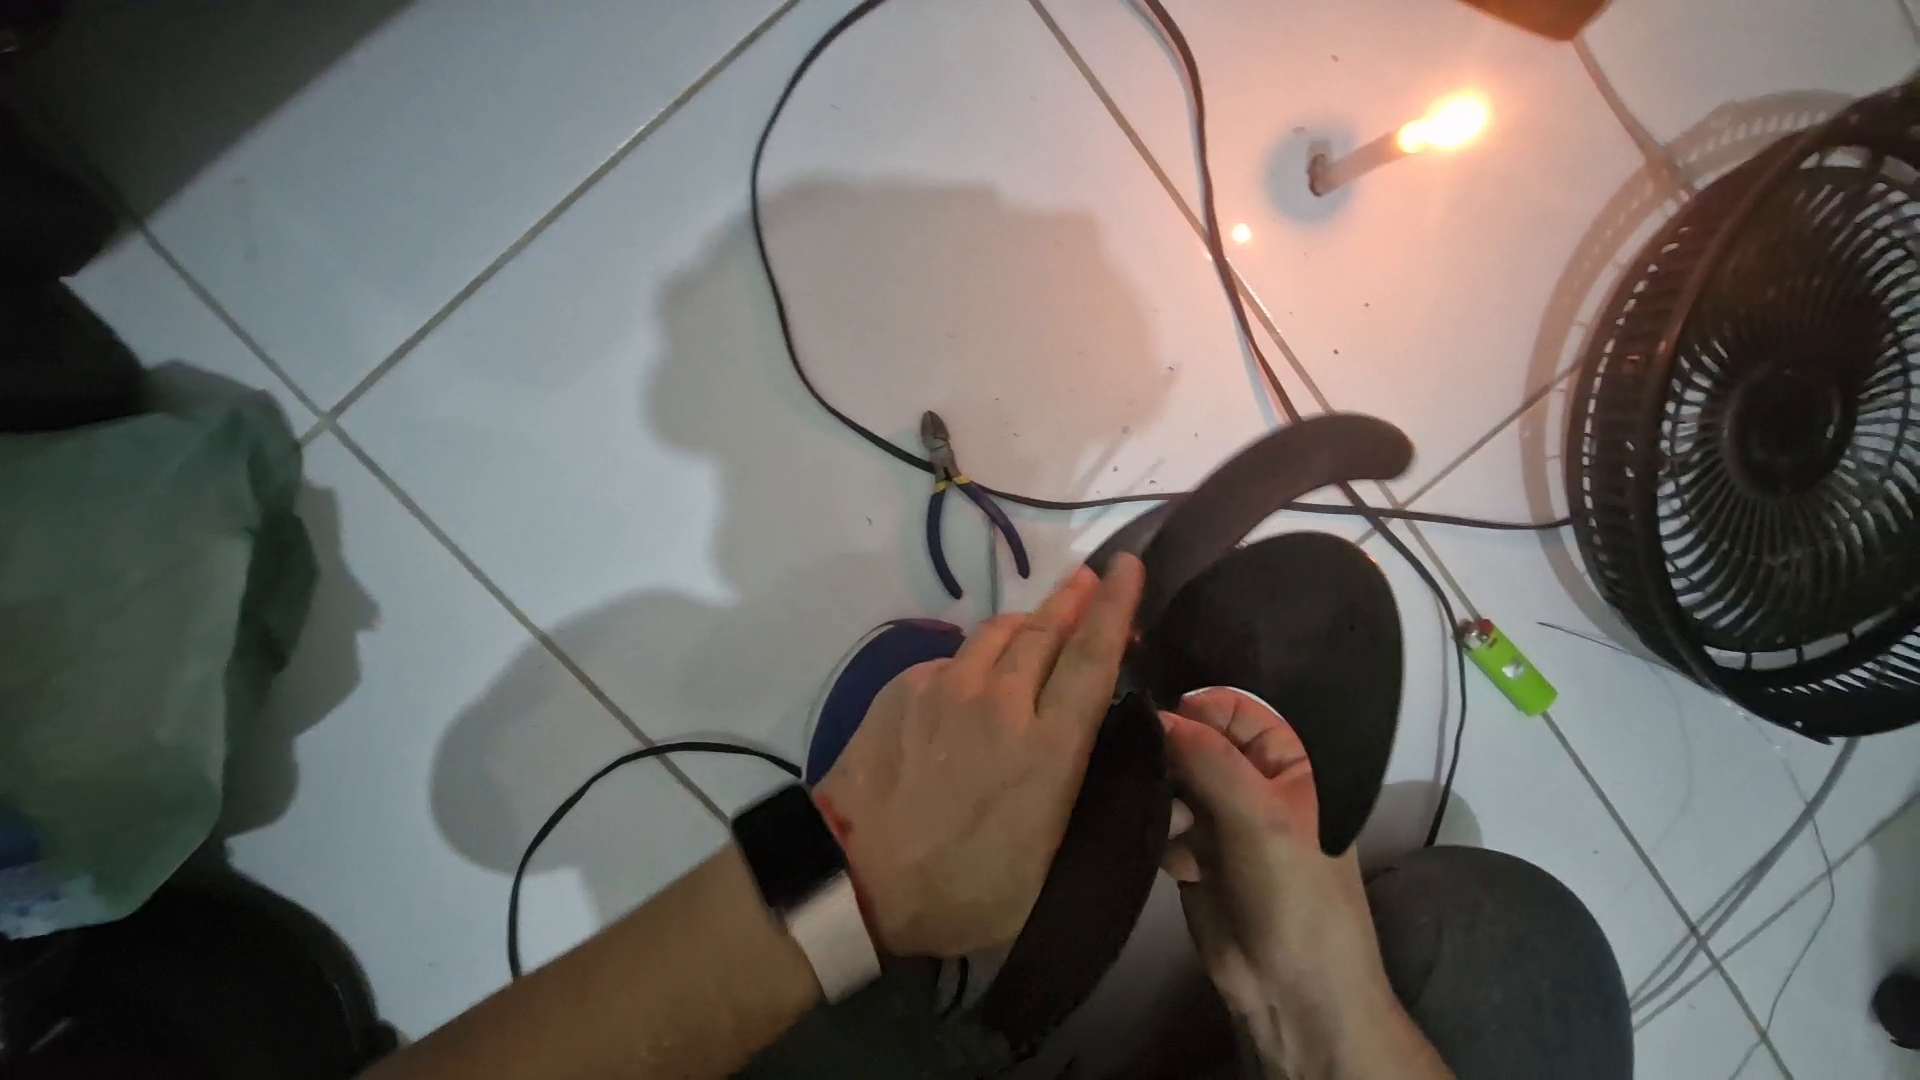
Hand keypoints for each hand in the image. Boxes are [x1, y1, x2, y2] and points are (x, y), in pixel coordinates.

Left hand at [815, 555, 1143, 957]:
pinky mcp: (906, 685)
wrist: (854, 877)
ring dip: (1029, 621)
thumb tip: (1122, 782)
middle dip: (1075, 598)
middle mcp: (1001, 701)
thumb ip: (1086, 813)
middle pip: (1046, 631)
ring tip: (1042, 620)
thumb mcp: (1047, 875)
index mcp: (1047, 748)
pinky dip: (977, 659)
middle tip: (1093, 578)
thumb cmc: (960, 890)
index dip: (1116, 609)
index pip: (1092, 659)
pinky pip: (954, 658)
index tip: (1128, 568)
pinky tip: (973, 680)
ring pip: (999, 633)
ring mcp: (947, 686)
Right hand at [1163, 689, 1431, 1076]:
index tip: (1161, 723)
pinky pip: (1162, 818)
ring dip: (1166, 802)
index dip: (1197, 710)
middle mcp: (1251, 780)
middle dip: (1171, 758)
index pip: (1233, 707)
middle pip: (1194, 740)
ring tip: (1180, 834)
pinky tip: (1181, 866)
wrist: (1290, 992)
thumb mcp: (1262, 817)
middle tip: (1158, 780)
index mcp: (1287, 761)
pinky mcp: (1192, 848)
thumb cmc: (1294, 894)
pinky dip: (1165, 836)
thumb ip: (1209, 758)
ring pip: (1171, 779)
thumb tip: (1155, 714)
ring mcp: (1220, 815)